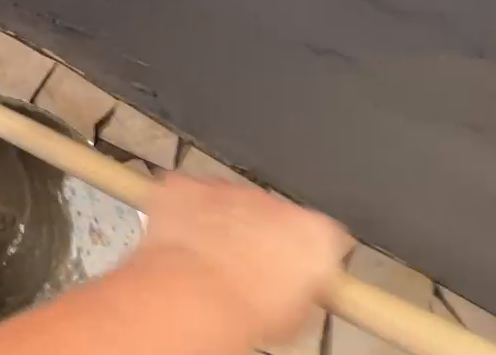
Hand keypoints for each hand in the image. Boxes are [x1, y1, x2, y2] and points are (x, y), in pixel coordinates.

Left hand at [140, 174, 352, 345]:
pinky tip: (178, 232)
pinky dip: (180, 207)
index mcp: (315, 232)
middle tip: (242, 259)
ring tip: (205, 249)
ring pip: (224, 199)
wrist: (197, 292)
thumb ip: (301, 280)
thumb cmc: (256, 311)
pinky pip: (184, 192)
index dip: (301, 252)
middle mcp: (271, 200)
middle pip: (267, 211)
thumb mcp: (301, 309)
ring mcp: (222, 187)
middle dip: (257, 229)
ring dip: (218, 217)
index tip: (290, 267)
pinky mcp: (181, 183)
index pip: (317, 234)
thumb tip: (288, 279)